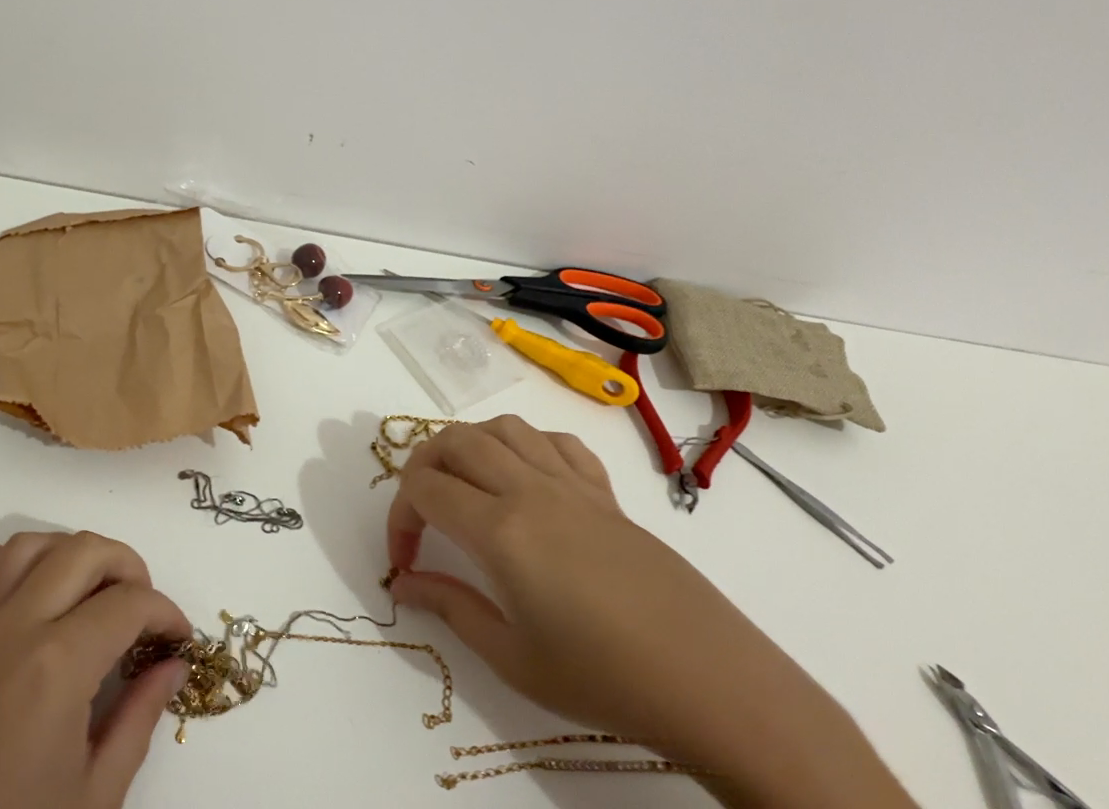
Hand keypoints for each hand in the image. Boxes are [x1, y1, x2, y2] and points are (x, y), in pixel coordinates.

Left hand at [0, 532, 191, 808]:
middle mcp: (10, 627)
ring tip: (89, 589)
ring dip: (66, 553)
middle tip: (143, 610)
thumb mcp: (96, 792)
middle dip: (127, 567)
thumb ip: (140, 717)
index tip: (178, 639)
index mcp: (58, 664)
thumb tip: (173, 666)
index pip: (130, 604)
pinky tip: (17, 584)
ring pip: (23, 546)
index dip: (166, 613)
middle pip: (81, 552)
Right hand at [385, 416, 915, 808]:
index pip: (423, 489)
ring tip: (463, 488)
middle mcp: (530, 491)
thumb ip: (450, 607)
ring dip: (468, 445)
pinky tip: (525, 479)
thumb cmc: (602, 677)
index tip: (405, 564)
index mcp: (499, 530)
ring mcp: (573, 486)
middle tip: (420, 515)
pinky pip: (556, 441)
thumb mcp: (511, 655)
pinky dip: (526, 445)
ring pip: (504, 427)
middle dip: (421, 467)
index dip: (398, 519)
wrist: (710, 681)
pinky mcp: (607, 495)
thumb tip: (405, 584)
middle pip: (454, 441)